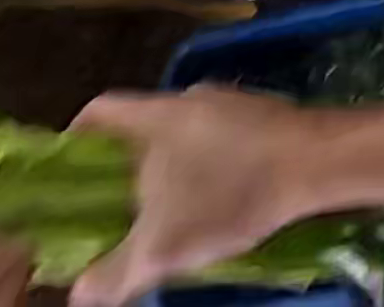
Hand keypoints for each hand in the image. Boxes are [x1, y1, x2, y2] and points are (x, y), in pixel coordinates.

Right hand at [68, 86, 322, 306]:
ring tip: (168, 215)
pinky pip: (217, 136)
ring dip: (169, 170)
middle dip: (125, 168)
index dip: (75, 137)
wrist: (317, 160)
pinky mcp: (262, 113)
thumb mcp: (162, 248)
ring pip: (182, 133)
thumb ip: (111, 274)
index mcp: (159, 114)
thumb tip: (79, 295)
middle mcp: (192, 97)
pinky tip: (217, 201)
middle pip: (141, 126)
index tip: (66, 174)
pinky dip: (205, 165)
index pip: (101, 109)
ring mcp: (231, 101)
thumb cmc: (233, 191)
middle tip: (117, 212)